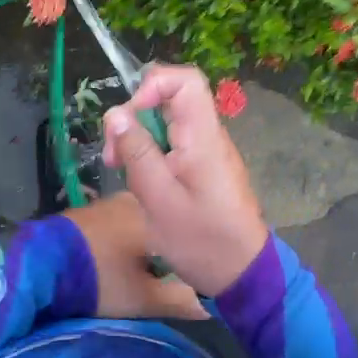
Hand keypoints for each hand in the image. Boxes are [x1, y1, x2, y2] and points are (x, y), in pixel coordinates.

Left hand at [61, 193, 206, 320]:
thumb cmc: (101, 279)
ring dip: (146, 243)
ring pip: (142, 222)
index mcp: (155, 217)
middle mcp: (135, 201)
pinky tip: (122, 257)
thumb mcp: (144, 299)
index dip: (194, 255)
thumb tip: (208, 305)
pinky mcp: (90, 209)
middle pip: (164, 225)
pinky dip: (126, 237)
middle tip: (171, 276)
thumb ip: (180, 301)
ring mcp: (110, 202)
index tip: (195, 277)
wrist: (44, 262)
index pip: (187, 231)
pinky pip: (120, 221)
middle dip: (170, 248)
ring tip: (147, 269)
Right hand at [102, 64, 270, 296]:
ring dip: (138, 140)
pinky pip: (172, 144)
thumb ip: (136, 152)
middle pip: (169, 100)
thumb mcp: (158, 199)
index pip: (185, 81)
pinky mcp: (203, 168)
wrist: (243, 277)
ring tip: (122, 172)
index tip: (129, 116)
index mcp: (202, 137)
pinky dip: (150, 156)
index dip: (152, 85)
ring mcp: (207, 152)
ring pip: (166, 123)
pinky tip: (141, 184)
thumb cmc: (201, 239)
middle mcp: (208, 136)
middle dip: (134, 118)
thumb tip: (115, 113)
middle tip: (114, 154)